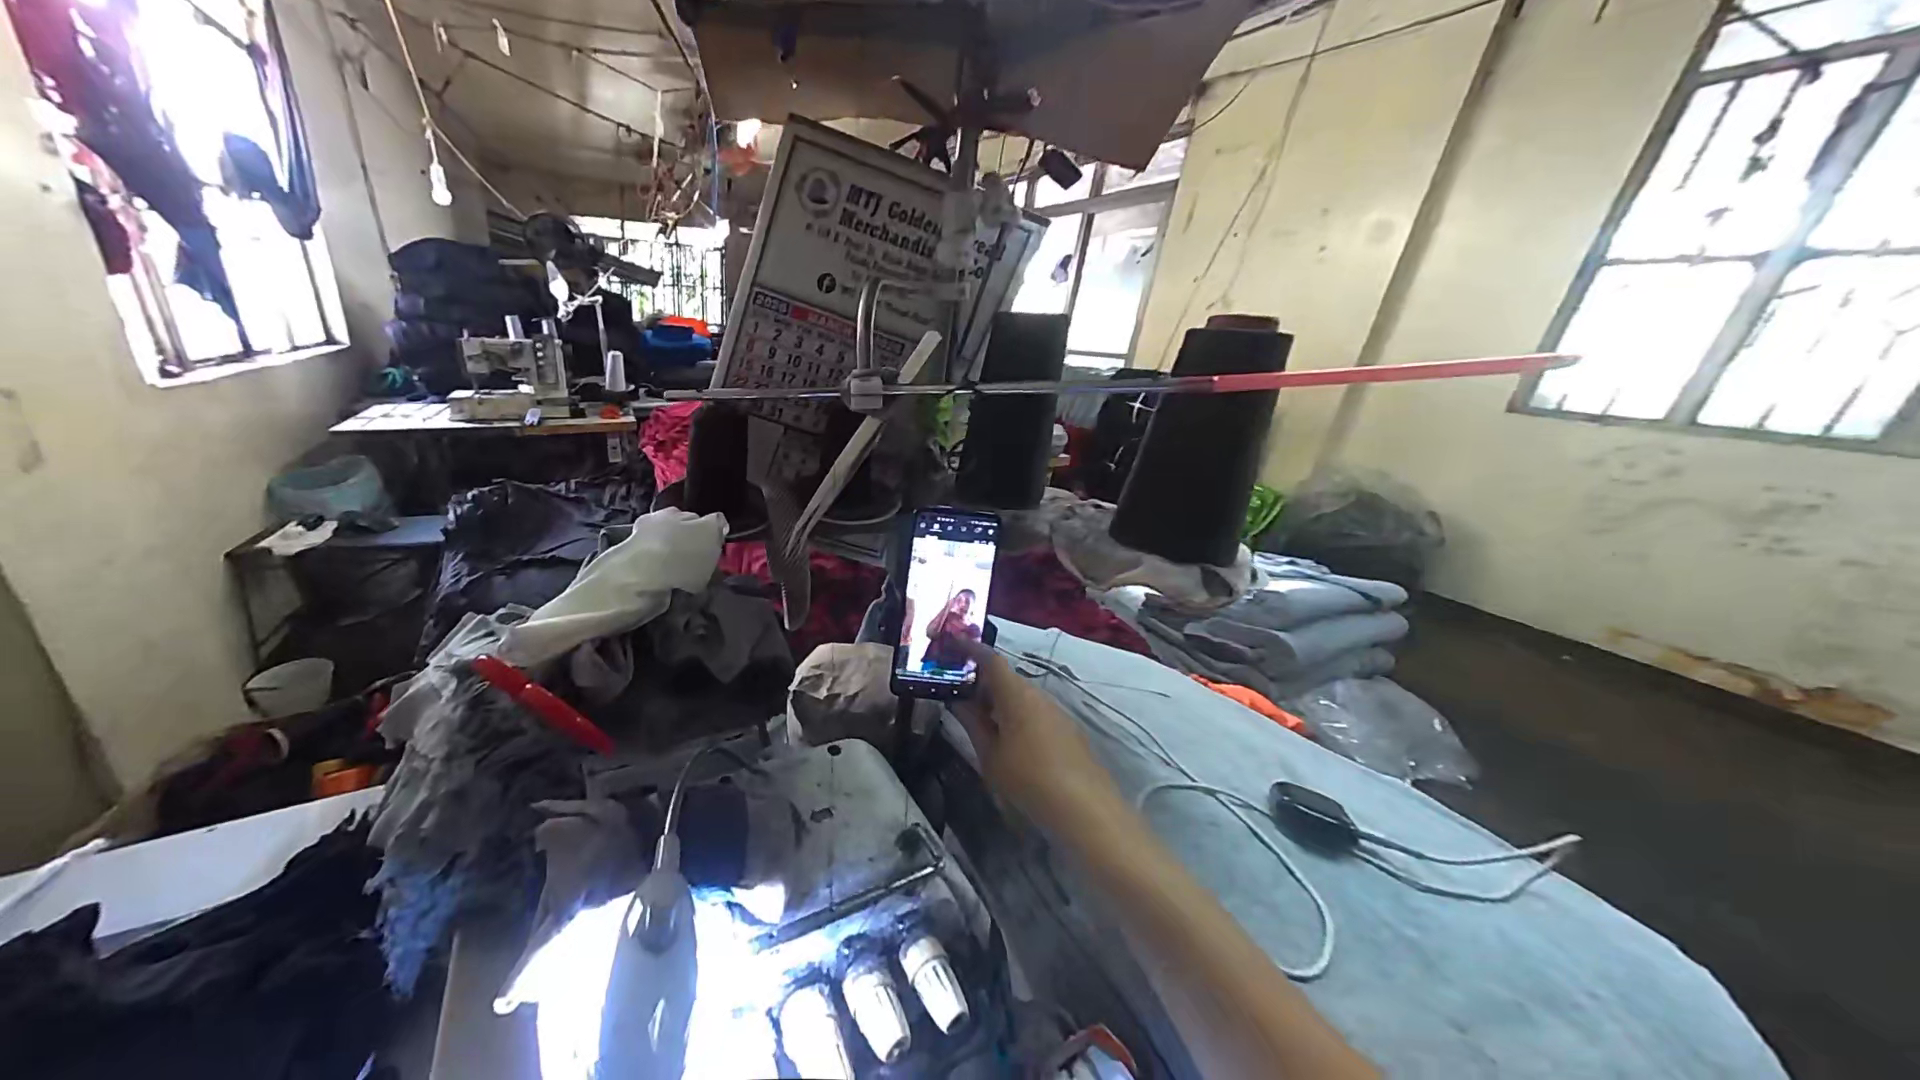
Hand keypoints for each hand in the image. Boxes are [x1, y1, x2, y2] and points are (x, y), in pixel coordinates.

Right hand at [950, 638, 1123, 830]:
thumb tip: (958, 699)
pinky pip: (1034, 711)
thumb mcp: (990, 755)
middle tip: (957, 694)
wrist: (1084, 807)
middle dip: (981, 682)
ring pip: (1021, 696)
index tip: (952, 644)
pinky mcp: (1066, 729)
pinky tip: (1007, 738)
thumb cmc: (1028, 779)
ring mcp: (1056, 711)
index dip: (970, 648)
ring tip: (978, 720)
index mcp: (1016, 694)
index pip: (991, 659)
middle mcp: (1038, 694)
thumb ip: (972, 723)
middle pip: (1006, 678)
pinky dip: (1015, 714)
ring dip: (998, 701)